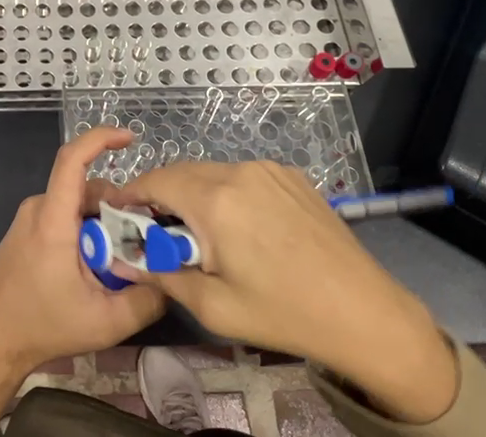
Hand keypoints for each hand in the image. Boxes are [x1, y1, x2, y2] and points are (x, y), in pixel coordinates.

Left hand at [0, 128, 165, 432]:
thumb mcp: (106, 322)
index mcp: (52, 219)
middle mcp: (37, 209)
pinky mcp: (25, 233)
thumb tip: (171, 280)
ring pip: (75, 205)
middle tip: (143, 238)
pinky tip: (96, 267)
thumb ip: (146, 300)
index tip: (129, 138)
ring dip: (102, 224)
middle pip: (85, 188)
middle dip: (118, 206)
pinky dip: (85, 232)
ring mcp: (28, 220)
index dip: (100, 139)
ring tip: (121, 261)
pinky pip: (62, 218)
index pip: (72, 159)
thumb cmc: (43, 326)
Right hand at [118, 162, 457, 424]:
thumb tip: (126, 257)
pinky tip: (239, 229)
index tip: (119, 215)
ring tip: (201, 236)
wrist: (366, 313)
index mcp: (215, 201)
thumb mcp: (214, 306)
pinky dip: (227, 194)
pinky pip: (242, 177)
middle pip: (181, 173)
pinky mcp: (291, 176)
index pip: (155, 181)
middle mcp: (239, 172)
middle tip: (156, 232)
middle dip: (162, 197)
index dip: (131, 195)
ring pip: (212, 173)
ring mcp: (269, 170)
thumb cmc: (284, 313)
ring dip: (195, 195)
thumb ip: (163, 274)